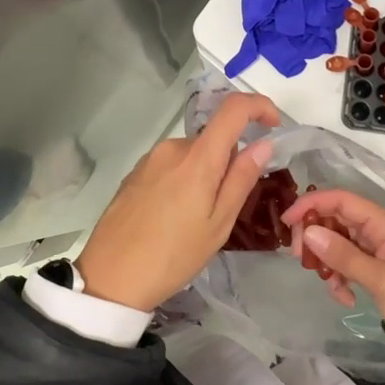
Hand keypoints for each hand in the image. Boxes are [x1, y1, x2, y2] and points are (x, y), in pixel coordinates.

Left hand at [75, 94, 280, 311]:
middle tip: (224, 208)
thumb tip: (263, 144)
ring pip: (192, 155)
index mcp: (197, 157)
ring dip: (203, 175)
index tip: (274, 126)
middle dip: (228, 163)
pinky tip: (172, 218)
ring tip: (195, 221)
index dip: (259, 106)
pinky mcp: (135, 174)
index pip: (233, 108)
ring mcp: (150, 159)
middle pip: (213, 139)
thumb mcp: (218, 224)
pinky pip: (171, 166)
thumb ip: (241, 179)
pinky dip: (182, 181)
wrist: (110, 278)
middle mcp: (172, 147)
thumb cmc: (173, 255)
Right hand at [281, 189, 384, 325]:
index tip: (288, 221)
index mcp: (381, 221)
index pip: (341, 199)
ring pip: (334, 240)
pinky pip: (342, 259)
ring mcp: (371, 243)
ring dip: (327, 263)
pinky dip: (338, 276)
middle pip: (333, 218)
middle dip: (315, 238)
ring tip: (332, 288)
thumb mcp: (379, 279)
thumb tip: (310, 233)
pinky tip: (345, 297)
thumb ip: (344, 255)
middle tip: (302, 260)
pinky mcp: (368, 260)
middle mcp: (374, 226)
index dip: (312, 204)